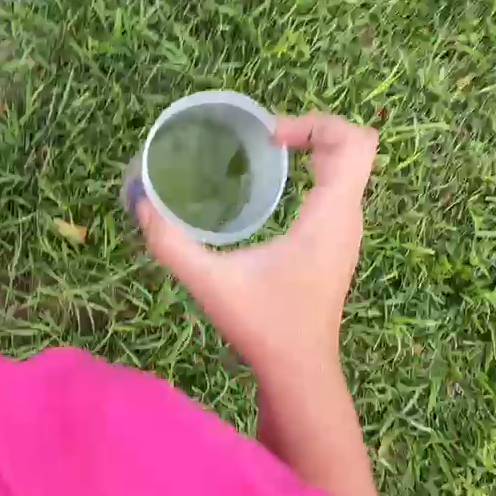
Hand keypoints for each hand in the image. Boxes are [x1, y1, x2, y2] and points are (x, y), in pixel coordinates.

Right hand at [135, 112, 377, 374]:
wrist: (299, 371)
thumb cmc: (263, 326)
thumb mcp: (211, 282)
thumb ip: (172, 244)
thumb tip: (141, 205)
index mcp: (329, 218)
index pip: (353, 143)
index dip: (314, 124)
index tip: (267, 139)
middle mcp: (347, 219)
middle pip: (353, 148)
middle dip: (311, 130)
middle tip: (261, 142)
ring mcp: (345, 234)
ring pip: (347, 170)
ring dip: (313, 152)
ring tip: (263, 157)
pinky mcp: (334, 246)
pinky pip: (336, 190)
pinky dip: (312, 175)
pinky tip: (271, 193)